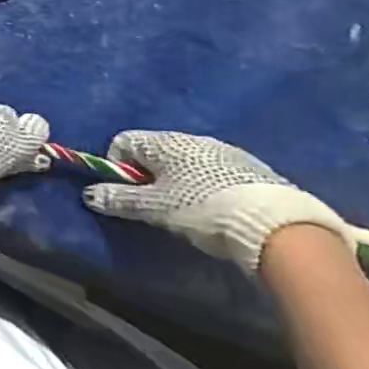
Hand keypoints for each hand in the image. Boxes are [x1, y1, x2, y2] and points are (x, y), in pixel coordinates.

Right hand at [81, 131, 350, 273]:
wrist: (280, 228)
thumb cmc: (201, 209)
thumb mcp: (152, 208)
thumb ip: (117, 199)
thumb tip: (88, 194)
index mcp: (166, 143)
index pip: (124, 142)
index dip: (117, 166)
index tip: (126, 191)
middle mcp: (195, 140)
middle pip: (155, 151)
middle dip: (148, 174)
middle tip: (154, 202)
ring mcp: (229, 153)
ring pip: (186, 162)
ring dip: (178, 180)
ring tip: (186, 207)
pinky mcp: (255, 170)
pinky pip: (214, 172)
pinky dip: (205, 185)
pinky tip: (215, 208)